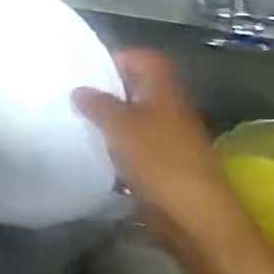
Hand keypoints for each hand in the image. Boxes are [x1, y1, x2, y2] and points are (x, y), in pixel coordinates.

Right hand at [73, 49, 243, 247]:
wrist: (197, 216)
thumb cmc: (159, 160)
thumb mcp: (120, 126)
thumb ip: (97, 104)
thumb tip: (80, 90)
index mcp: (163, 87)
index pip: (142, 57)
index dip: (116, 58)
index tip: (87, 71)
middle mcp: (171, 106)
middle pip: (139, 87)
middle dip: (109, 91)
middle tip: (77, 98)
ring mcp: (173, 136)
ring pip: (138, 117)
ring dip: (114, 121)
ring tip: (82, 126)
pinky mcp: (169, 163)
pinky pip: (140, 145)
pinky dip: (121, 147)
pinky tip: (99, 156)